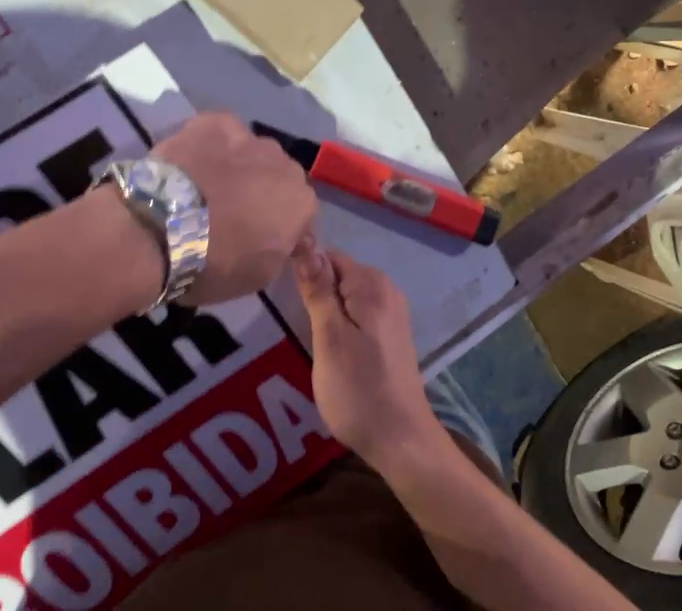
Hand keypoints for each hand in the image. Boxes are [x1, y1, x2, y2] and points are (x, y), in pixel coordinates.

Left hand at [153, 114, 316, 304]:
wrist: (157, 230)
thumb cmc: (214, 263)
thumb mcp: (260, 274)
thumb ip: (281, 249)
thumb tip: (283, 236)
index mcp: (302, 203)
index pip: (300, 213)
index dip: (280, 226)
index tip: (258, 239)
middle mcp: (284, 164)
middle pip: (279, 177)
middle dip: (262, 191)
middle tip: (232, 212)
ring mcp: (249, 138)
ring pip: (251, 153)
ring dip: (239, 167)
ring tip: (207, 186)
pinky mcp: (214, 122)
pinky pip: (222, 133)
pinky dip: (213, 146)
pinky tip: (194, 162)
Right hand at [293, 246, 447, 478]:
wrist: (400, 438)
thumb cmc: (358, 388)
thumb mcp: (329, 338)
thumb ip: (318, 290)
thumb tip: (306, 244)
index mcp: (372, 284)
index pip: (329, 256)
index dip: (303, 271)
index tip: (282, 297)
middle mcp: (386, 290)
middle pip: (338, 275)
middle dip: (313, 293)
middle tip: (291, 324)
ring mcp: (391, 314)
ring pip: (346, 298)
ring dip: (324, 313)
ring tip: (306, 339)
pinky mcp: (390, 336)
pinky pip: (357, 316)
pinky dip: (339, 327)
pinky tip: (327, 351)